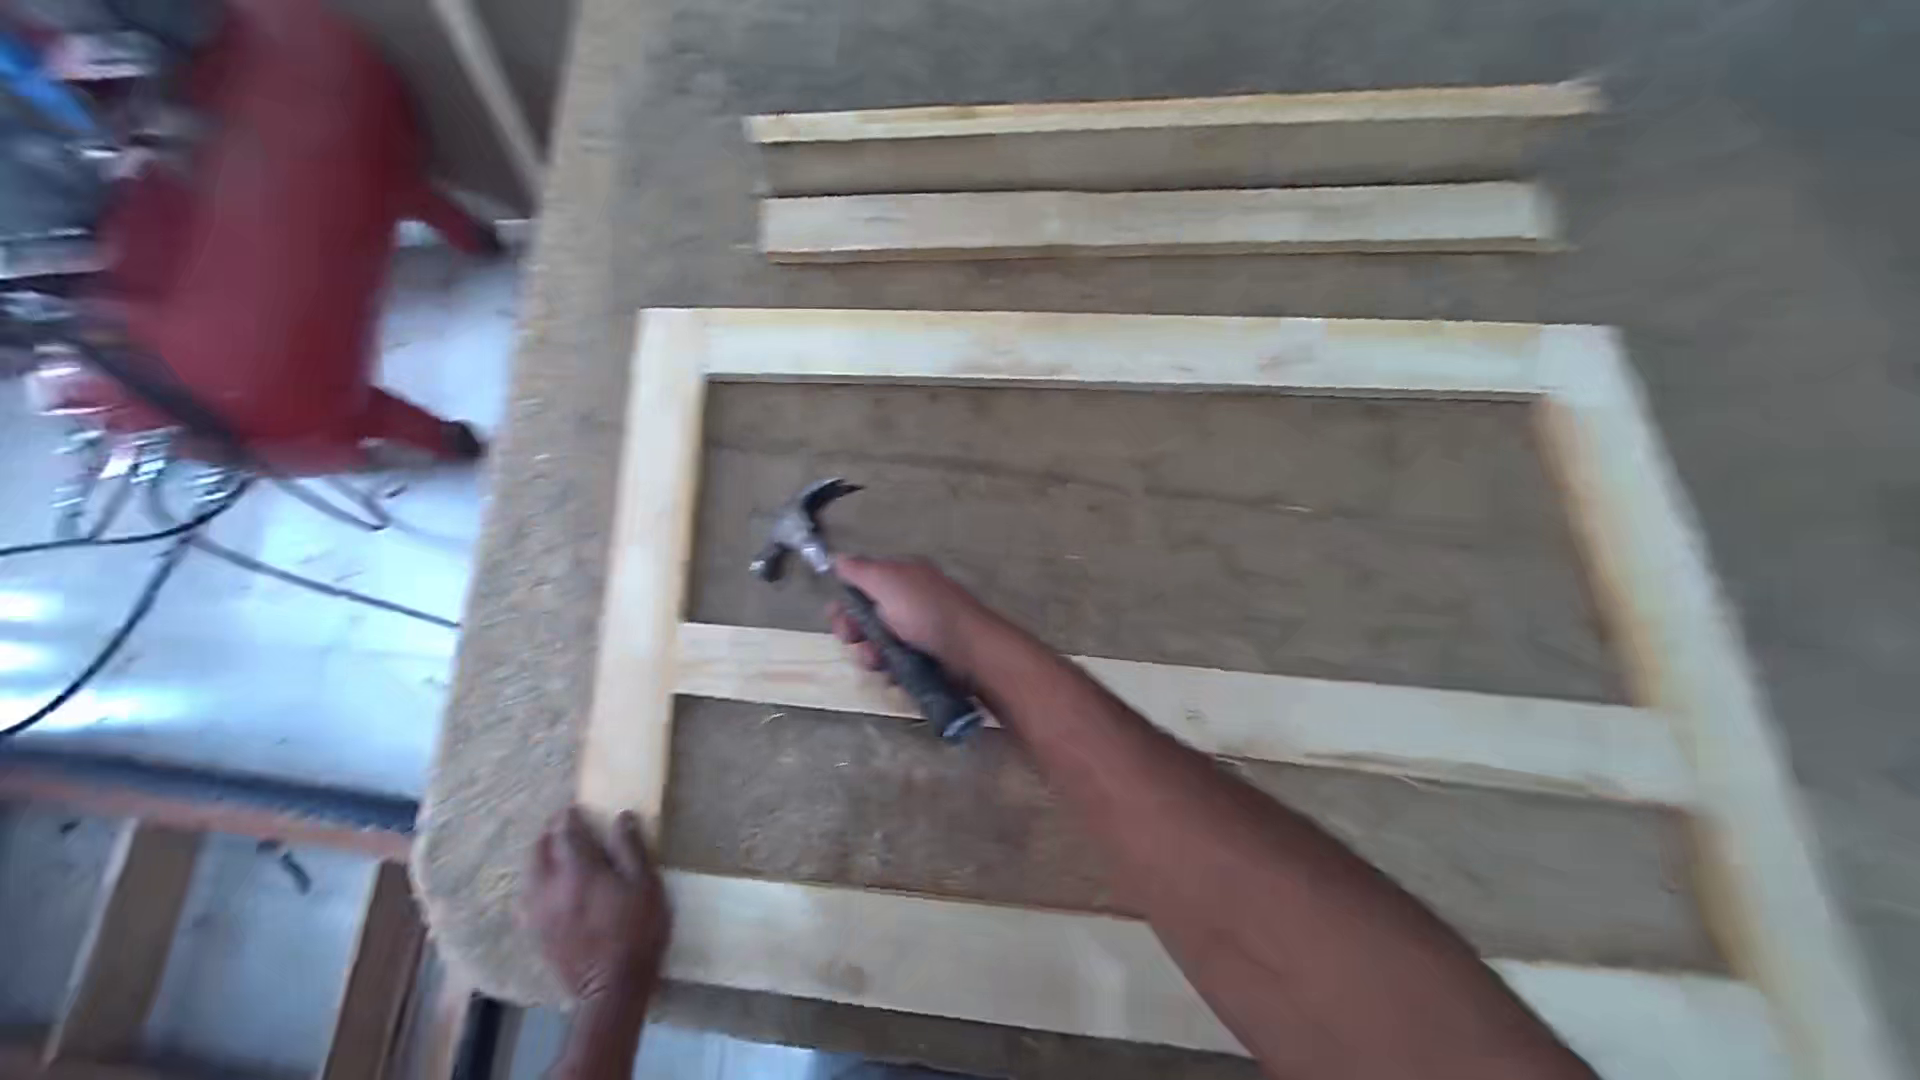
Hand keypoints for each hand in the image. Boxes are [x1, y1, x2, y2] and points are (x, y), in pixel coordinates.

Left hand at [523, 807, 670, 1004]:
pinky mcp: (536, 935)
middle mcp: (550, 889)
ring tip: (552, 851)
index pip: (566, 834)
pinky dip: (534, 883)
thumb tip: (621, 817)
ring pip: (528, 876)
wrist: (613, 987)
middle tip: (562, 824)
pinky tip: (545, 886)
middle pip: (538, 853)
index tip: (574, 806)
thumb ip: (630, 848)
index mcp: (579, 872)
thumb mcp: (645, 883)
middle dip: (548, 834)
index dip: (569, 817)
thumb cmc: (638, 929)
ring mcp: (539, 915)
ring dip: (538, 858)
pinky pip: (526, 899)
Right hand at [829, 556, 996, 682]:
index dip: (846, 601)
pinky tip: (893, 672)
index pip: (862, 585)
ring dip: (870, 654)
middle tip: (855, 640)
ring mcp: (915, 633)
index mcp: (902, 578)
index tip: (836, 615)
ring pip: (875, 644)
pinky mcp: (921, 659)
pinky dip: (889, 668)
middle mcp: (907, 602)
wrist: (970, 653)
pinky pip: (893, 664)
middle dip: (854, 631)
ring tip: (879, 660)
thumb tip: (838, 558)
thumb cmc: (927, 612)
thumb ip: (860, 570)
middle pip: (865, 617)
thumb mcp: (889, 581)